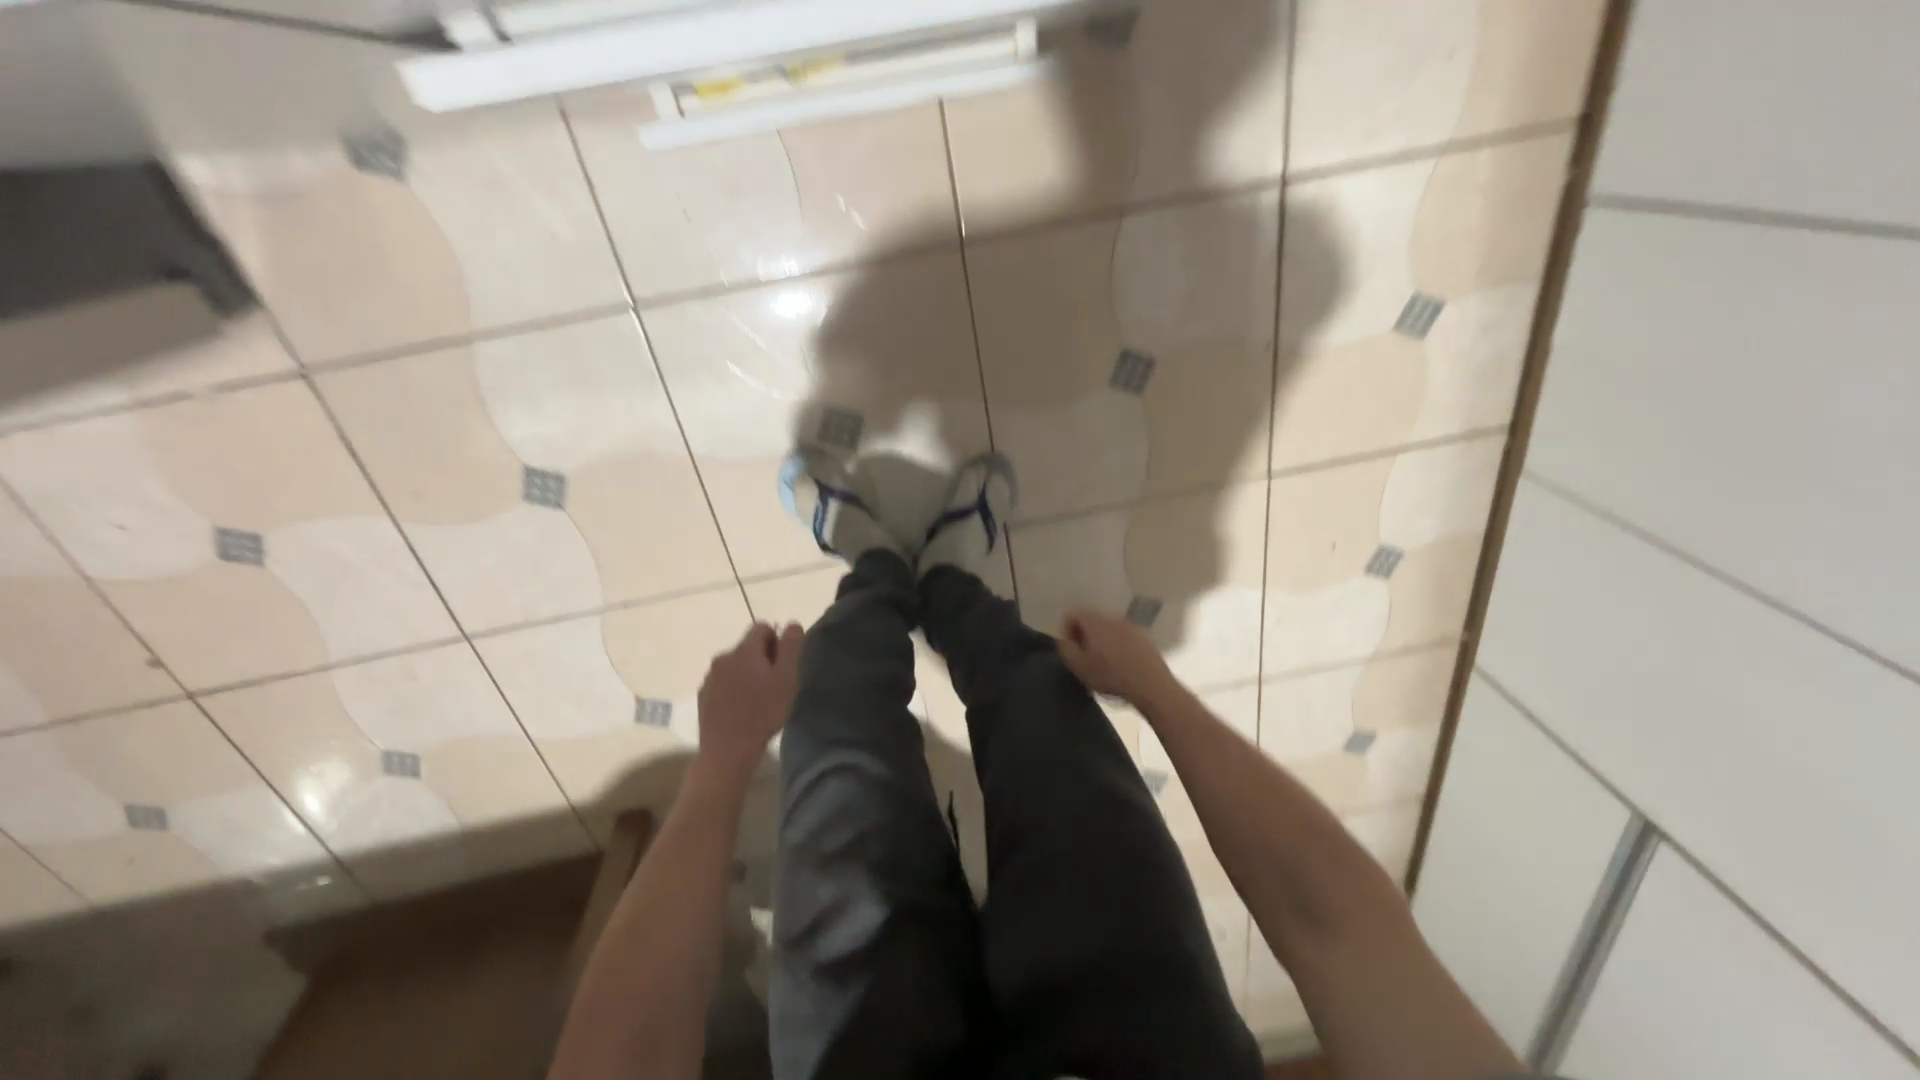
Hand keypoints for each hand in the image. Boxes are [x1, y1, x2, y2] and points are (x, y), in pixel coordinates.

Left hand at [695, 622, 804, 781]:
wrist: (727, 750)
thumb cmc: (763, 712)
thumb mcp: (786, 678)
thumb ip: (791, 647)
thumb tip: (791, 624)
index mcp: (744, 650)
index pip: (762, 627)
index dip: (777, 642)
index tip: (783, 666)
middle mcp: (723, 657)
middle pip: (748, 646)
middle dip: (763, 659)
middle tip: (775, 686)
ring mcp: (710, 677)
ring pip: (735, 665)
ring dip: (748, 674)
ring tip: (758, 700)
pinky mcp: (703, 695)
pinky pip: (723, 682)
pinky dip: (734, 689)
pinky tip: (742, 710)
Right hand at [1059, 608, 1174, 704]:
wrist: (1151, 684)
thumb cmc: (1110, 675)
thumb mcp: (1079, 666)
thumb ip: (1066, 649)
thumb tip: (1065, 640)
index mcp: (1094, 621)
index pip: (1072, 614)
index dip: (1066, 630)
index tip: (1070, 649)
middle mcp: (1112, 617)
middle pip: (1091, 620)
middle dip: (1085, 636)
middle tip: (1084, 657)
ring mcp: (1131, 625)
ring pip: (1108, 628)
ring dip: (1102, 641)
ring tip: (1103, 662)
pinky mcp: (1145, 636)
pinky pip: (1124, 636)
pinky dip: (1118, 645)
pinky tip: (1121, 664)